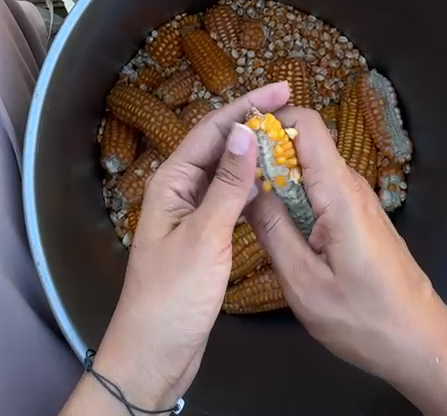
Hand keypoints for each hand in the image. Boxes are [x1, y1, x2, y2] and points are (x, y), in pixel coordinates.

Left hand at [82, 81, 291, 410]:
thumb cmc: (173, 296)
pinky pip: (231, 198)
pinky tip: (275, 184)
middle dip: (253, 122)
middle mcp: (180, 190)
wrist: (154, 356)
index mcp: (172, 182)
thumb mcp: (205, 237)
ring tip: (289, 138)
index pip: (212, 130)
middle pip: (219, 145)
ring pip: (227, 171)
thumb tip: (246, 131)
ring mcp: (192, 214)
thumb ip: (227, 185)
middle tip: (292, 107)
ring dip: (255, 153)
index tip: (281, 89)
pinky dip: (253, 186)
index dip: (247, 106)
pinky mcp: (205, 237)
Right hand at [242, 106, 446, 392]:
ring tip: (245, 202)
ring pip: (309, 168)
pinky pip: (319, 190)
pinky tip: (275, 225)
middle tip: (231, 180)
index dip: (270, 121)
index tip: (237, 143)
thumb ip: (272, 230)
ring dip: (277, 178)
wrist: (423, 345)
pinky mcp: (358, 217)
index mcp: (339, 191)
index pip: (306, 123)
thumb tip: (245, 185)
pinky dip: (293, 197)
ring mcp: (356, 199)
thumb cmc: (365, 319)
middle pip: (303, 143)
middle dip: (266, 153)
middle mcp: (350, 184)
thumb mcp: (305, 283)